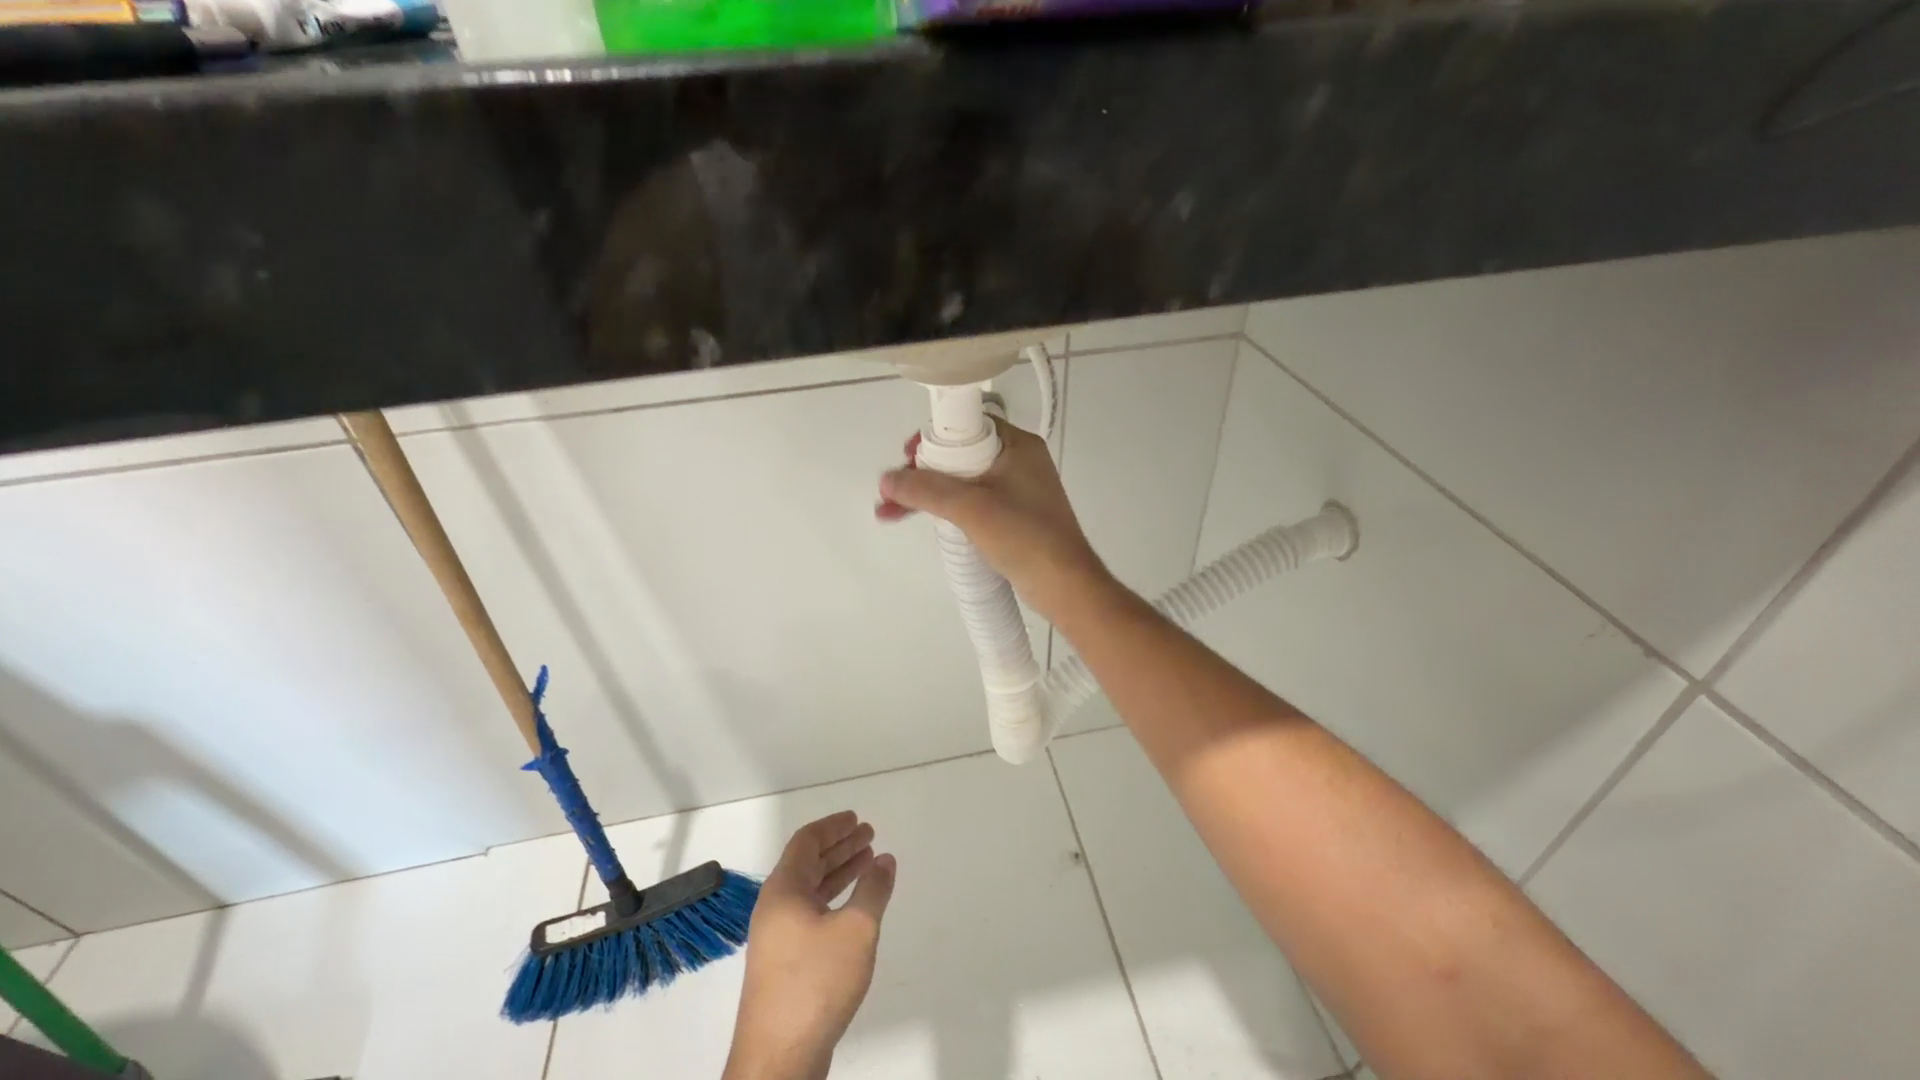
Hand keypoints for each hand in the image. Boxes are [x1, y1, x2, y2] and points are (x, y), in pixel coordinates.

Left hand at [724, 812, 896, 1079]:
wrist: (780, 1054)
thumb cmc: (816, 981)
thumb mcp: (856, 930)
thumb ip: (873, 890)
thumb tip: (884, 859)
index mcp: (783, 890)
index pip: (806, 842)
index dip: (833, 827)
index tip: (857, 818)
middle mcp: (775, 908)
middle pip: (807, 864)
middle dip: (839, 848)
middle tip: (869, 835)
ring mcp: (777, 938)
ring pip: (810, 892)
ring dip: (839, 874)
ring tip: (869, 863)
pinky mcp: (785, 964)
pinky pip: (811, 915)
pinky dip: (834, 901)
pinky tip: (856, 909)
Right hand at [875, 419, 1111, 621]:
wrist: (1065, 585)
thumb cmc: (1024, 537)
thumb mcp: (971, 508)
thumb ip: (926, 490)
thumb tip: (886, 480)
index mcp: (1017, 445)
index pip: (967, 424)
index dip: (932, 437)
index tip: (906, 456)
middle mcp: (1019, 462)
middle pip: (960, 454)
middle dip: (922, 471)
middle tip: (896, 488)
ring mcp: (1018, 491)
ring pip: (963, 482)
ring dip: (929, 493)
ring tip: (891, 510)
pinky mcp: (1014, 518)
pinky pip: (973, 504)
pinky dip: (947, 510)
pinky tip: (919, 521)